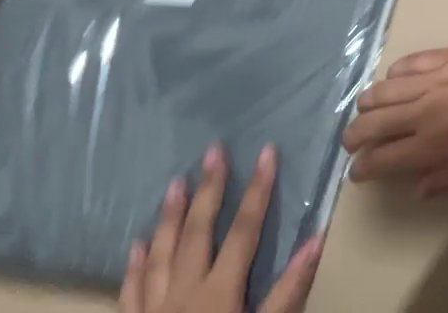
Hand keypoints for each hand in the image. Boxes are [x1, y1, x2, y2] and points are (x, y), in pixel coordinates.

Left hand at [119, 144, 322, 312]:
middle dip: (209, 189)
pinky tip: (137, 247)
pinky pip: (131, 292)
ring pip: (160, 253)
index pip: (243, 229)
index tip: (266, 152)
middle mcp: (182, 293)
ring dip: (169, 217)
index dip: (257, 189)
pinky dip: (136, 266)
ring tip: (176, 183)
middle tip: (213, 151)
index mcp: (218, 292)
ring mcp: (151, 311)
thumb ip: (288, 292)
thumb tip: (316, 240)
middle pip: (197, 231)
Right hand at [342, 44, 447, 195]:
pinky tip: (397, 78)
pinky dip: (396, 72)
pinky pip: (409, 62)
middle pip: (370, 124)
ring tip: (367, 108)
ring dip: (368, 102)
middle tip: (353, 140)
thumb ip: (444, 178)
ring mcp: (433, 79)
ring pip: (382, 90)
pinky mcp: (447, 55)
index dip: (361, 168)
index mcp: (430, 146)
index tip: (357, 170)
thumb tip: (416, 188)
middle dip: (354, 136)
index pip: (379, 160)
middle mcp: (423, 112)